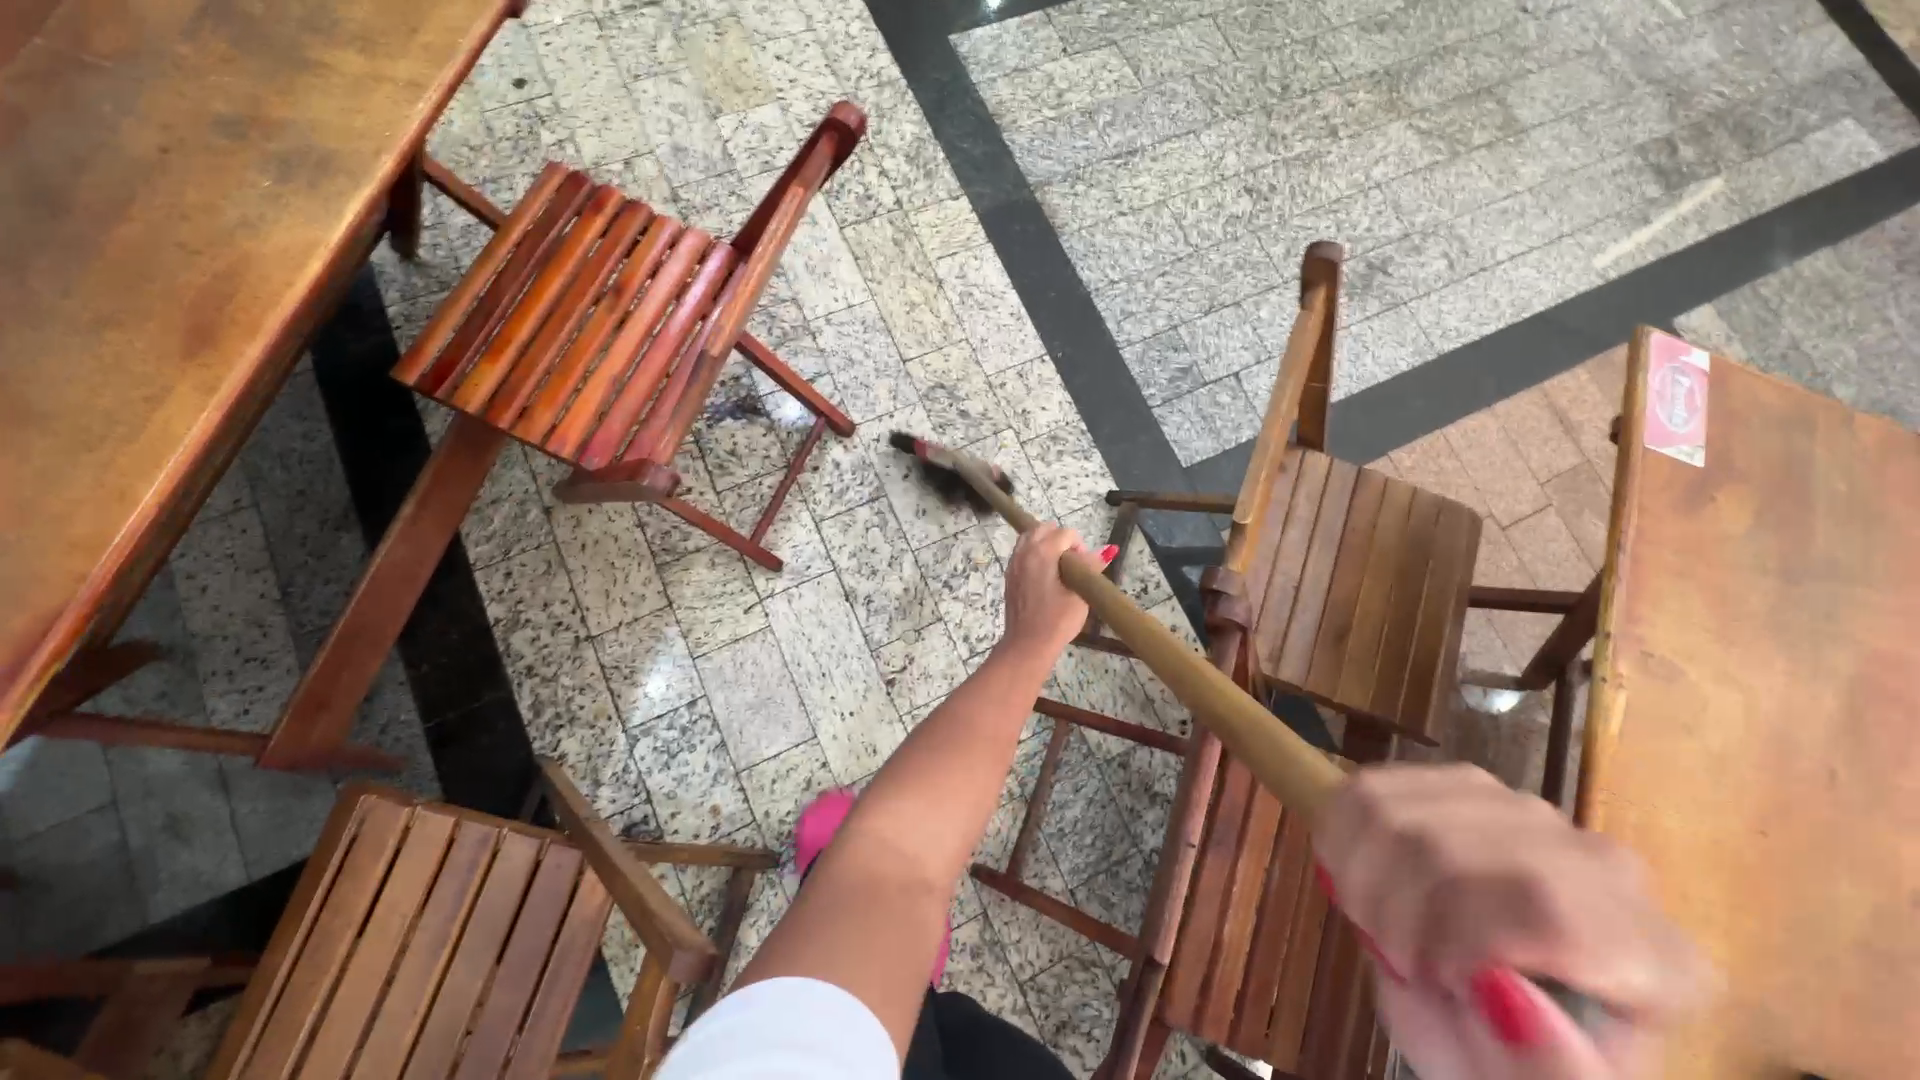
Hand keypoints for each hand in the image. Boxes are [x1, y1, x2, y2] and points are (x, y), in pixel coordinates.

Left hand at [999, 524, 1111, 660]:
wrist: (1027, 644)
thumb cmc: (1056, 621)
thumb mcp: (1080, 594)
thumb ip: (1090, 568)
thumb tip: (1108, 551)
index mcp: (1042, 553)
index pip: (1065, 533)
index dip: (1079, 546)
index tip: (1083, 567)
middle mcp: (1024, 552)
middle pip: (1044, 528)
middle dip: (1061, 539)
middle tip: (1072, 563)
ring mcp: (1014, 563)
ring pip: (1030, 537)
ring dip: (1046, 544)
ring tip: (1059, 567)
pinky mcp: (1009, 575)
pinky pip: (1022, 552)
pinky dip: (1034, 553)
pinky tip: (1045, 575)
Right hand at [1312, 764, 1708, 1079]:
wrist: (1492, 1028)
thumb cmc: (1511, 1068)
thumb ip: (1543, 1070)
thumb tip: (1500, 990)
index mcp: (1651, 960)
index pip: (1544, 909)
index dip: (1461, 945)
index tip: (1445, 988)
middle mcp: (1600, 866)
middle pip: (1452, 855)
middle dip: (1399, 922)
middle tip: (1409, 971)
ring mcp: (1526, 814)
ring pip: (1400, 815)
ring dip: (1365, 886)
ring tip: (1388, 934)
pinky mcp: (1459, 785)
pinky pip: (1370, 789)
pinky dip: (1343, 843)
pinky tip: (1367, 887)